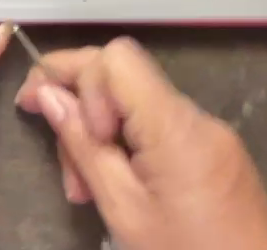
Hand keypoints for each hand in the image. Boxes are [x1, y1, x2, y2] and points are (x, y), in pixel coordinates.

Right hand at [16, 38, 266, 249]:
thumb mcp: (124, 208)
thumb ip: (82, 144)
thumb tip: (47, 93)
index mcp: (175, 126)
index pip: (114, 58)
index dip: (75, 74)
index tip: (51, 112)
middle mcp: (197, 119)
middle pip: (119, 78)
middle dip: (80, 108)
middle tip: (62, 163)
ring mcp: (212, 137)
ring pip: (133, 106)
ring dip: (100, 134)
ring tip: (84, 189)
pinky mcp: (218, 156)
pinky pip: (157, 129)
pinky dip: (128, 147)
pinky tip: (117, 187)